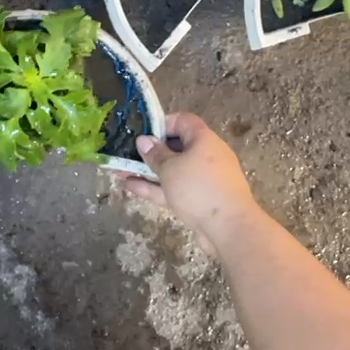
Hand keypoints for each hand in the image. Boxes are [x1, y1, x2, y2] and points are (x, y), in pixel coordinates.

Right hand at [119, 112, 261, 253]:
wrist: (229, 228)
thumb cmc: (199, 188)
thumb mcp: (171, 168)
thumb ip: (155, 154)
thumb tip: (144, 140)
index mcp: (203, 140)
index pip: (183, 121)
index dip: (162, 123)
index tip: (142, 133)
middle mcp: (205, 156)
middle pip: (175, 148)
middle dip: (150, 151)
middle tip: (126, 153)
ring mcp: (201, 180)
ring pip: (171, 171)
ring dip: (147, 171)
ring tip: (120, 171)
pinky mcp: (197, 200)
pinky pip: (173, 189)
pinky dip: (154, 187)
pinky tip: (130, 187)